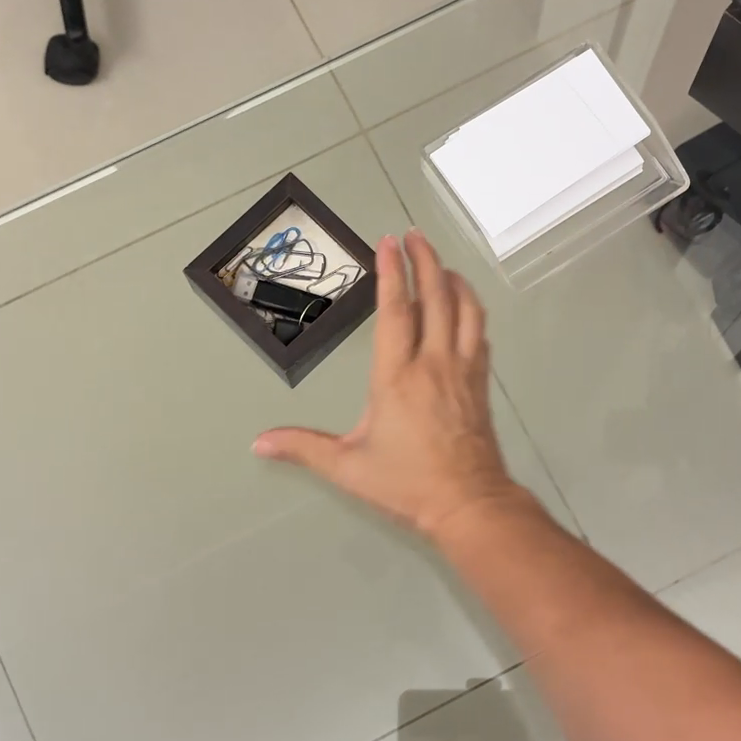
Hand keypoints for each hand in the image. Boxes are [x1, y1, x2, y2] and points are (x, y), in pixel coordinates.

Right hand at [254, 229, 527, 542]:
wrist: (470, 504)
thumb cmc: (407, 484)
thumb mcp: (348, 467)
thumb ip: (303, 448)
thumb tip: (259, 443)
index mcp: (397, 377)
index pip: (395, 311)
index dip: (391, 272)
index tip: (388, 242)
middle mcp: (433, 363)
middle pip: (436, 297)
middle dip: (425, 260)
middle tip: (415, 235)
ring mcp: (463, 371)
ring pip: (465, 310)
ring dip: (453, 280)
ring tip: (440, 264)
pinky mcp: (481, 384)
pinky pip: (479, 334)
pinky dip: (471, 311)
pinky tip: (464, 308)